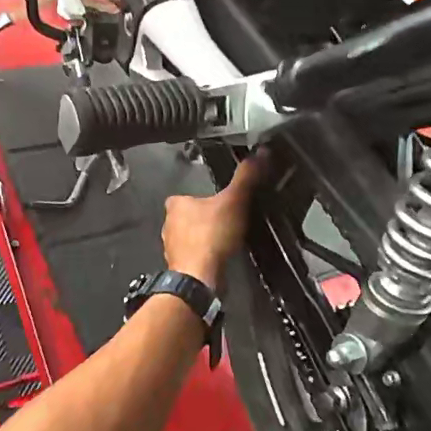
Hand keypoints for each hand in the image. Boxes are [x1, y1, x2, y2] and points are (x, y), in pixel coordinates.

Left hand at [162, 151, 266, 290]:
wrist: (199, 278)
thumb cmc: (211, 236)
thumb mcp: (234, 201)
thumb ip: (246, 177)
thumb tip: (262, 152)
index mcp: (175, 205)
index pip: (185, 195)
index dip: (202, 197)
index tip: (219, 202)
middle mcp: (168, 226)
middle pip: (187, 217)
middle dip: (203, 219)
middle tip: (225, 221)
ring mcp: (172, 248)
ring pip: (189, 238)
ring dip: (203, 239)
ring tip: (224, 240)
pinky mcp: (180, 267)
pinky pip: (193, 256)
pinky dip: (204, 256)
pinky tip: (218, 258)